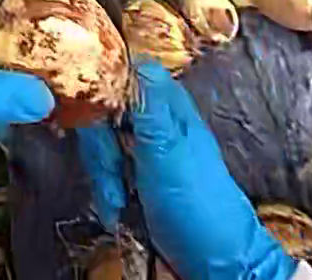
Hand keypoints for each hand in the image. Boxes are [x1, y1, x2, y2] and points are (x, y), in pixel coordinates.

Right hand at [78, 62, 297, 279]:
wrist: (218, 266)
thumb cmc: (196, 203)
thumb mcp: (168, 147)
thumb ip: (147, 101)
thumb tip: (132, 53)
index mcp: (164, 101)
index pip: (120, 71)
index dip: (101, 90)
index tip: (94, 118)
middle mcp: (153, 116)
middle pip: (104, 107)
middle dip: (100, 144)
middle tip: (113, 172)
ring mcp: (144, 146)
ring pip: (101, 139)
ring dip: (102, 171)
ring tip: (118, 200)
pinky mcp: (136, 174)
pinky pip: (105, 166)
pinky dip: (105, 187)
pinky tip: (116, 206)